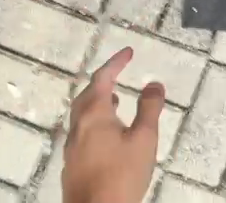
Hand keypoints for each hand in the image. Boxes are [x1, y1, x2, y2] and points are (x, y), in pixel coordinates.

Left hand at [59, 48, 164, 202]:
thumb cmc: (121, 174)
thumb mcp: (144, 138)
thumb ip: (149, 108)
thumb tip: (154, 83)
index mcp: (93, 114)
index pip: (102, 78)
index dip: (116, 62)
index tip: (129, 52)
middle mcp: (78, 127)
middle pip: (86, 95)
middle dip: (102, 81)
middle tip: (118, 73)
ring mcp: (71, 148)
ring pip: (81, 115)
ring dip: (97, 102)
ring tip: (115, 101)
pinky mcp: (72, 167)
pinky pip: (81, 133)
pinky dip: (94, 122)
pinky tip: (107, 135)